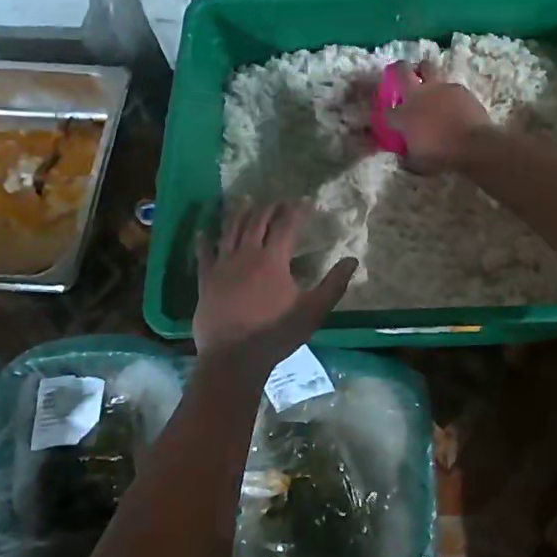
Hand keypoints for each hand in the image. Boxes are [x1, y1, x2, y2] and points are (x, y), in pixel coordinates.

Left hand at [193, 201, 357, 365]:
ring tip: (245, 200)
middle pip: (258, 222)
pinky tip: (203, 231)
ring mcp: (223, 265)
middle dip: (269, 208)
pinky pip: (204, 253)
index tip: (305, 201)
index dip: (297, 210)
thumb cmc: (276, 334)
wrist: (233, 357)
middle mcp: (247, 254)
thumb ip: (334, 285)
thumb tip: (352, 260)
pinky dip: (204, 240)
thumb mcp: (313, 311)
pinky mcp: (206, 279)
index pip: (287, 225)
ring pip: (230, 230)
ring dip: (239, 213)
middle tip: (278, 200)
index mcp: (273, 260)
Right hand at [384, 61, 492, 173]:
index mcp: (403, 115)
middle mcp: (417, 96)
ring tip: (425, 79)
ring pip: (426, 67)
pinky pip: (447, 84)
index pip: (386, 110)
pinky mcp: (457, 88)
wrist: (474, 145)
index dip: (386, 114)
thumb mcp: (417, 163)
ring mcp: (438, 88)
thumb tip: (402, 154)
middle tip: (399, 73)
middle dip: (398, 69)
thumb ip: (406, 155)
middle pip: (401, 70)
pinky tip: (450, 101)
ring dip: (422, 71)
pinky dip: (445, 91)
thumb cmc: (442, 156)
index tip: (390, 118)